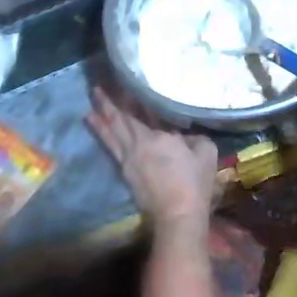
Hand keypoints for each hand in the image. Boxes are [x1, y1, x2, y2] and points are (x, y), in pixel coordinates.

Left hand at [88, 86, 219, 226]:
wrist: (178, 214)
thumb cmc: (194, 182)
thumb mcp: (206, 151)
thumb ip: (195, 137)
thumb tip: (185, 136)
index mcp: (158, 136)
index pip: (142, 111)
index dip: (132, 96)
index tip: (124, 82)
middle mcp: (138, 144)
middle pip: (120, 120)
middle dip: (109, 103)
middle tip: (97, 89)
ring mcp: (129, 159)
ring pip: (111, 134)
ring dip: (101, 119)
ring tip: (90, 106)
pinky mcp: (126, 173)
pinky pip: (111, 148)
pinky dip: (102, 135)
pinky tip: (97, 129)